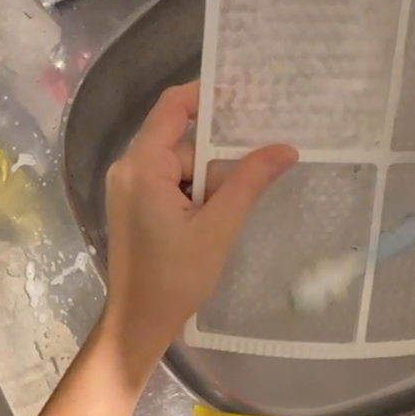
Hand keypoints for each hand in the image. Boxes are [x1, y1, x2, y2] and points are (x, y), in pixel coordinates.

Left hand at [97, 82, 296, 378]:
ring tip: (232, 211)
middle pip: (184, 142)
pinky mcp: (135, 206)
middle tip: (262, 166)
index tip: (248, 95)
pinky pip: (171, 183)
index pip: (173, 107)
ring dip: (209, 184)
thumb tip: (285, 148)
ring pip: (182, 166)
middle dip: (219, 158)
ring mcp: (129, 188)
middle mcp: (129, 168)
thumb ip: (248, 181)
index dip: (208, 95)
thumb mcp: (217, 227)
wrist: (138, 321)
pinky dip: (196, 194)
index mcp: (143, 166)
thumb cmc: (174, 277)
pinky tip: (216, 217)